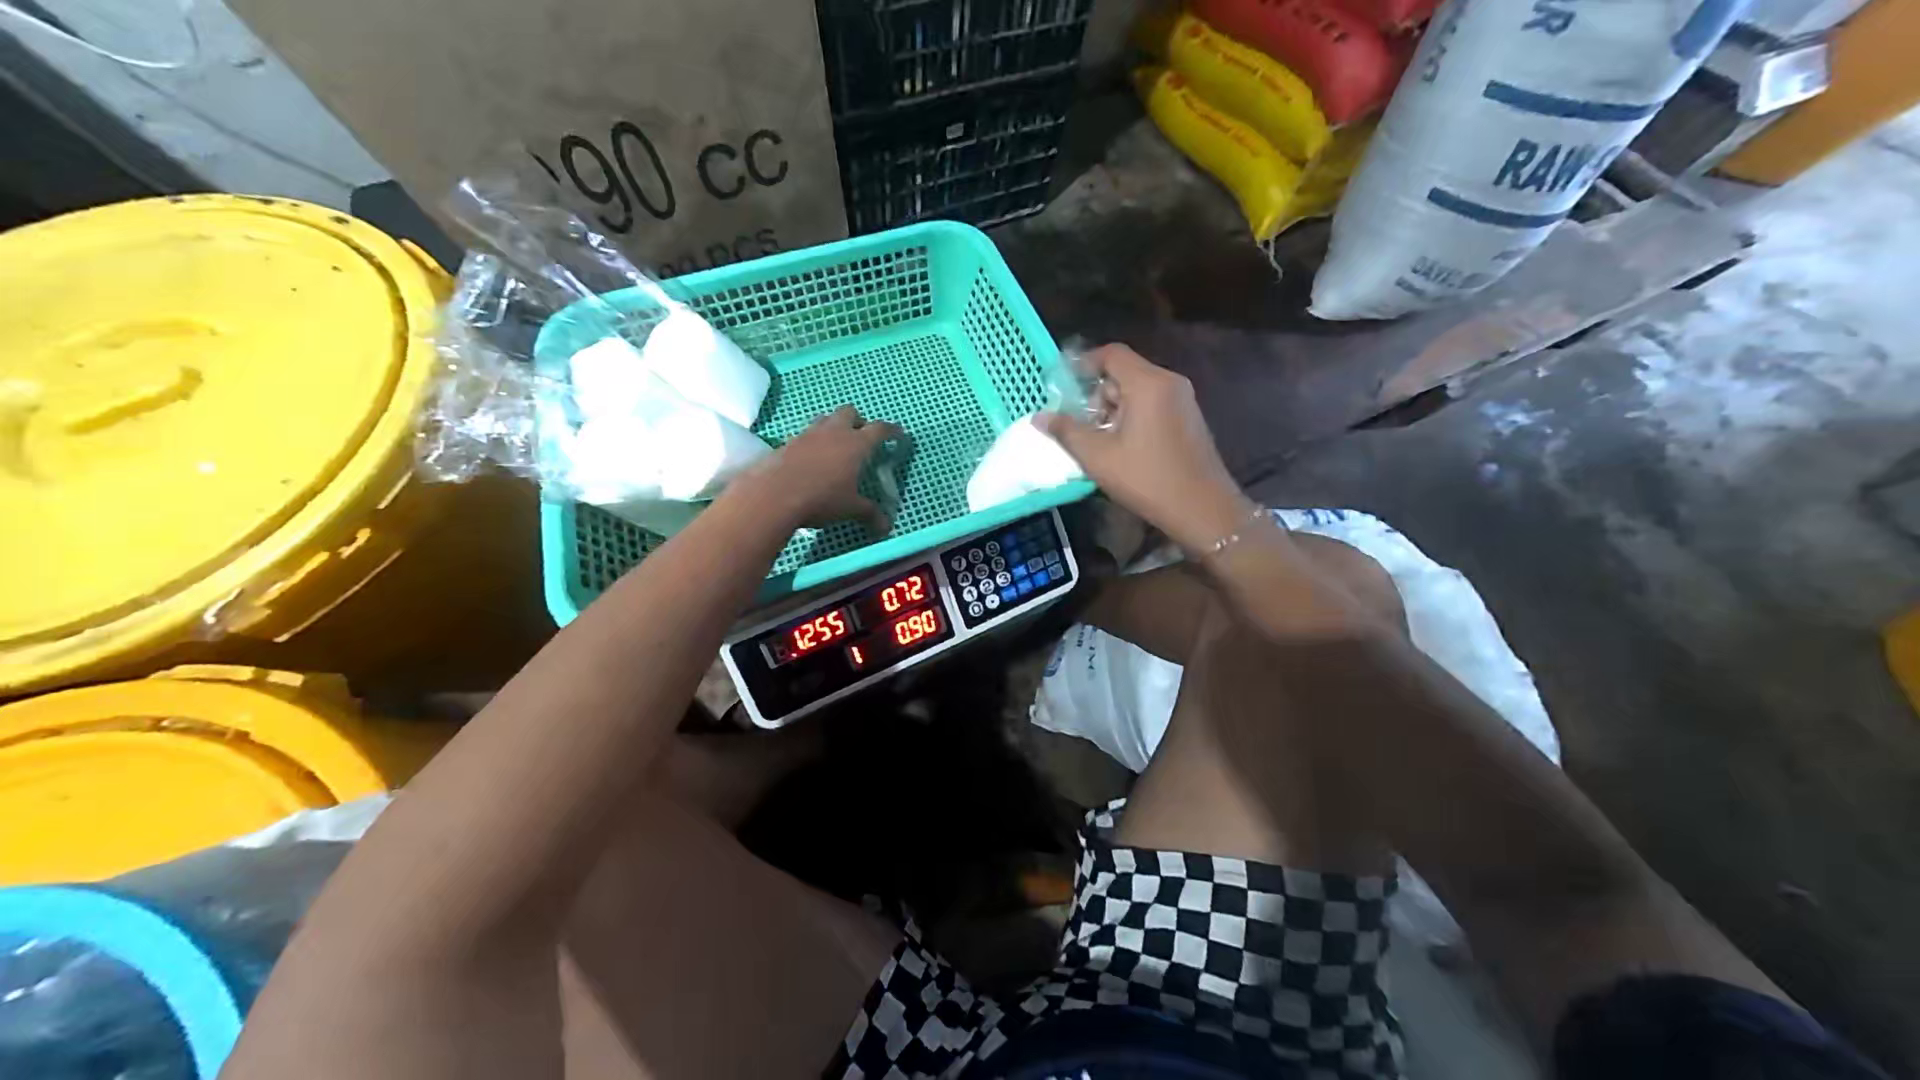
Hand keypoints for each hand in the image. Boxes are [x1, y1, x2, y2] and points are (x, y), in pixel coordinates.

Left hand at [737, 405, 902, 532]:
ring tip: (835, 446)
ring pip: (825, 419)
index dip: (891, 430)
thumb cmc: (821, 498)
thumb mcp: (850, 508)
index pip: (879, 429)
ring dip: (834, 427)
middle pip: (850, 412)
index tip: (898, 433)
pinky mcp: (787, 442)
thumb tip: (886, 527)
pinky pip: (806, 434)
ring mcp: (808, 434)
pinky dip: (813, 442)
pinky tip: (811, 460)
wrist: (773, 494)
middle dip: (858, 421)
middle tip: (861, 437)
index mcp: (856, 443)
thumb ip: (869, 514)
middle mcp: (833, 431)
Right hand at [1036, 344, 1254, 551]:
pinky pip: (1154, 403)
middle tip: (1079, 422)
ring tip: (1098, 439)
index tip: (1063, 384)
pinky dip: (1133, 415)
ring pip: (1139, 389)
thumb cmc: (1147, 479)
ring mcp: (1183, 400)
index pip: (1111, 354)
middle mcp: (1169, 382)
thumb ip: (1066, 431)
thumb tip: (1039, 417)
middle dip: (1097, 393)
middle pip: (1124, 371)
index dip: (1083, 363)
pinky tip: (1122, 446)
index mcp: (1148, 383)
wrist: (1203, 509)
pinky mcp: (1189, 418)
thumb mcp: (1098, 457)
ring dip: (1114, 407)